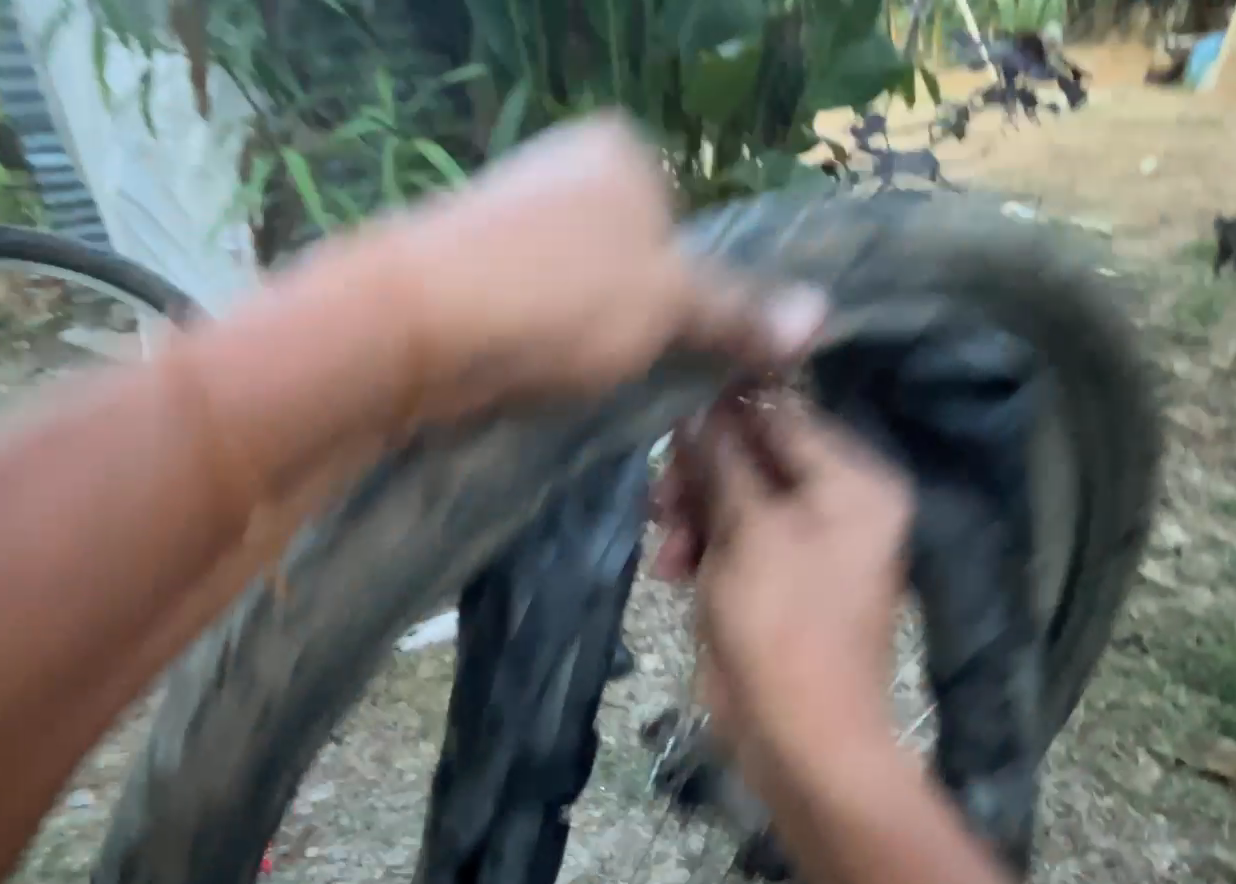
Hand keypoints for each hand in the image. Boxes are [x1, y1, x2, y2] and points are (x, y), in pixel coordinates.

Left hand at [382, 113, 827, 419]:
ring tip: (579, 379)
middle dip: (638, 323)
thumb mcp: (668, 305)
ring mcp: (510, 217)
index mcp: (620, 152)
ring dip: (589, 341)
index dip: (692, 298)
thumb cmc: (557, 298)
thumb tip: (822, 316)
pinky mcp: (468, 268)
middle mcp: (563, 172)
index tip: (679, 348)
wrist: (413, 326)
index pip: (687, 230)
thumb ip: (739, 311)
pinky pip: (533, 311)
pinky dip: (543, 345)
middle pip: (633, 262)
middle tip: (632, 374)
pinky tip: (536, 373)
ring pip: (581, 293)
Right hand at [654, 396, 913, 763]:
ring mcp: (805, 543)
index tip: (667, 409)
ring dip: (692, 517)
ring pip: (734, 500)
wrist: (797, 735)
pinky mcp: (774, 577)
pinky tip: (671, 570)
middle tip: (659, 497)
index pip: (784, 417)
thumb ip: (722, 462)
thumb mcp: (748, 532)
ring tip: (665, 550)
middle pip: (754, 459)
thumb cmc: (780, 624)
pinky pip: (732, 539)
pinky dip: (700, 549)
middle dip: (700, 477)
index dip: (724, 412)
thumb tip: (697, 408)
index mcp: (855, 483)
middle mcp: (838, 504)